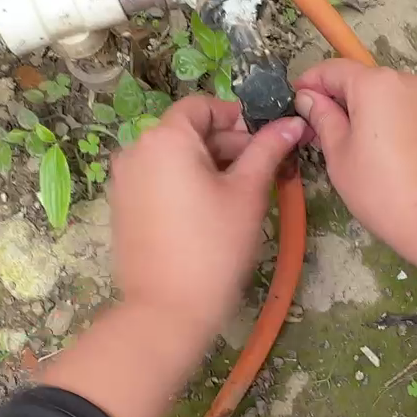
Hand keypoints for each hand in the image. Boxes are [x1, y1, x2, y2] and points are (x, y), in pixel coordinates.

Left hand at [108, 95, 304, 339]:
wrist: (167, 310)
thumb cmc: (214, 247)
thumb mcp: (248, 193)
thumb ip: (268, 150)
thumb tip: (292, 122)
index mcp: (165, 138)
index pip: (203, 106)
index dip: (238, 117)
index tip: (267, 139)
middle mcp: (136, 149)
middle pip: (188, 131)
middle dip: (228, 144)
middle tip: (266, 168)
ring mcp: (125, 180)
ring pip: (175, 158)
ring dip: (210, 165)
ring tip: (244, 193)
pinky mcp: (124, 207)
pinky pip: (160, 180)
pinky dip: (187, 184)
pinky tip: (214, 211)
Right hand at [293, 59, 416, 267]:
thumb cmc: (384, 193)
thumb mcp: (340, 158)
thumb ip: (323, 119)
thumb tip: (310, 98)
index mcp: (376, 85)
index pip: (334, 69)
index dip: (311, 82)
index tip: (297, 100)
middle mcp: (411, 82)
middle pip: (368, 82)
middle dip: (344, 101)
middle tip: (326, 133)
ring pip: (396, 99)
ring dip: (376, 114)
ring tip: (367, 150)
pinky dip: (403, 126)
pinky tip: (400, 159)